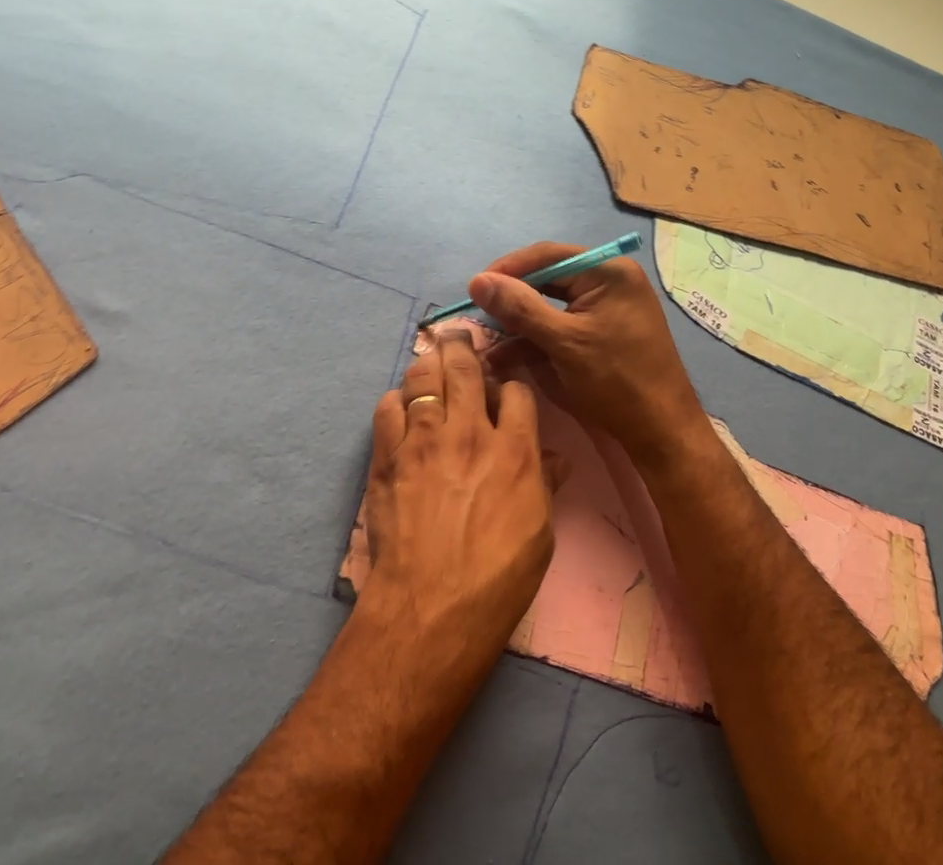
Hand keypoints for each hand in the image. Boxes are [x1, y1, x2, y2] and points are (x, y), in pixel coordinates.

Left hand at [360, 331, 552, 650]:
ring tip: (431, 358)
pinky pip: (387, 409)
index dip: (511, 385)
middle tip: (458, 337)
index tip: (504, 391)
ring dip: (428, 363)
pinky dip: (396, 400)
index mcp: (514, 450)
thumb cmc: (499, 578)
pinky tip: (401, 405)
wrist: (432, 604)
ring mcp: (423, 442)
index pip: (516, 392)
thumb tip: (556, 460)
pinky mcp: (387, 458)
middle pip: (465, 369)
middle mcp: (468, 434)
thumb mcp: (541, 533)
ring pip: (422, 378)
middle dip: (463, 346)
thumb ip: (545, 486)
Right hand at [468, 241, 707, 460]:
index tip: (474, 290)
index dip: (507, 270)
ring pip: (550, 306)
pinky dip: (535, 339)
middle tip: (478, 318)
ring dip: (518, 325)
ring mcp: (606, 309)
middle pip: (547, 280)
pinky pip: (560, 327)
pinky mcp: (601, 334)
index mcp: (607, 272)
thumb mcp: (563, 342)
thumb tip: (477, 280)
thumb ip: (520, 308)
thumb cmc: (616, 380)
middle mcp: (609, 282)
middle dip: (511, 301)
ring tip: (485, 342)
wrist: (660, 428)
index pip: (547, 256)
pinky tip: (505, 357)